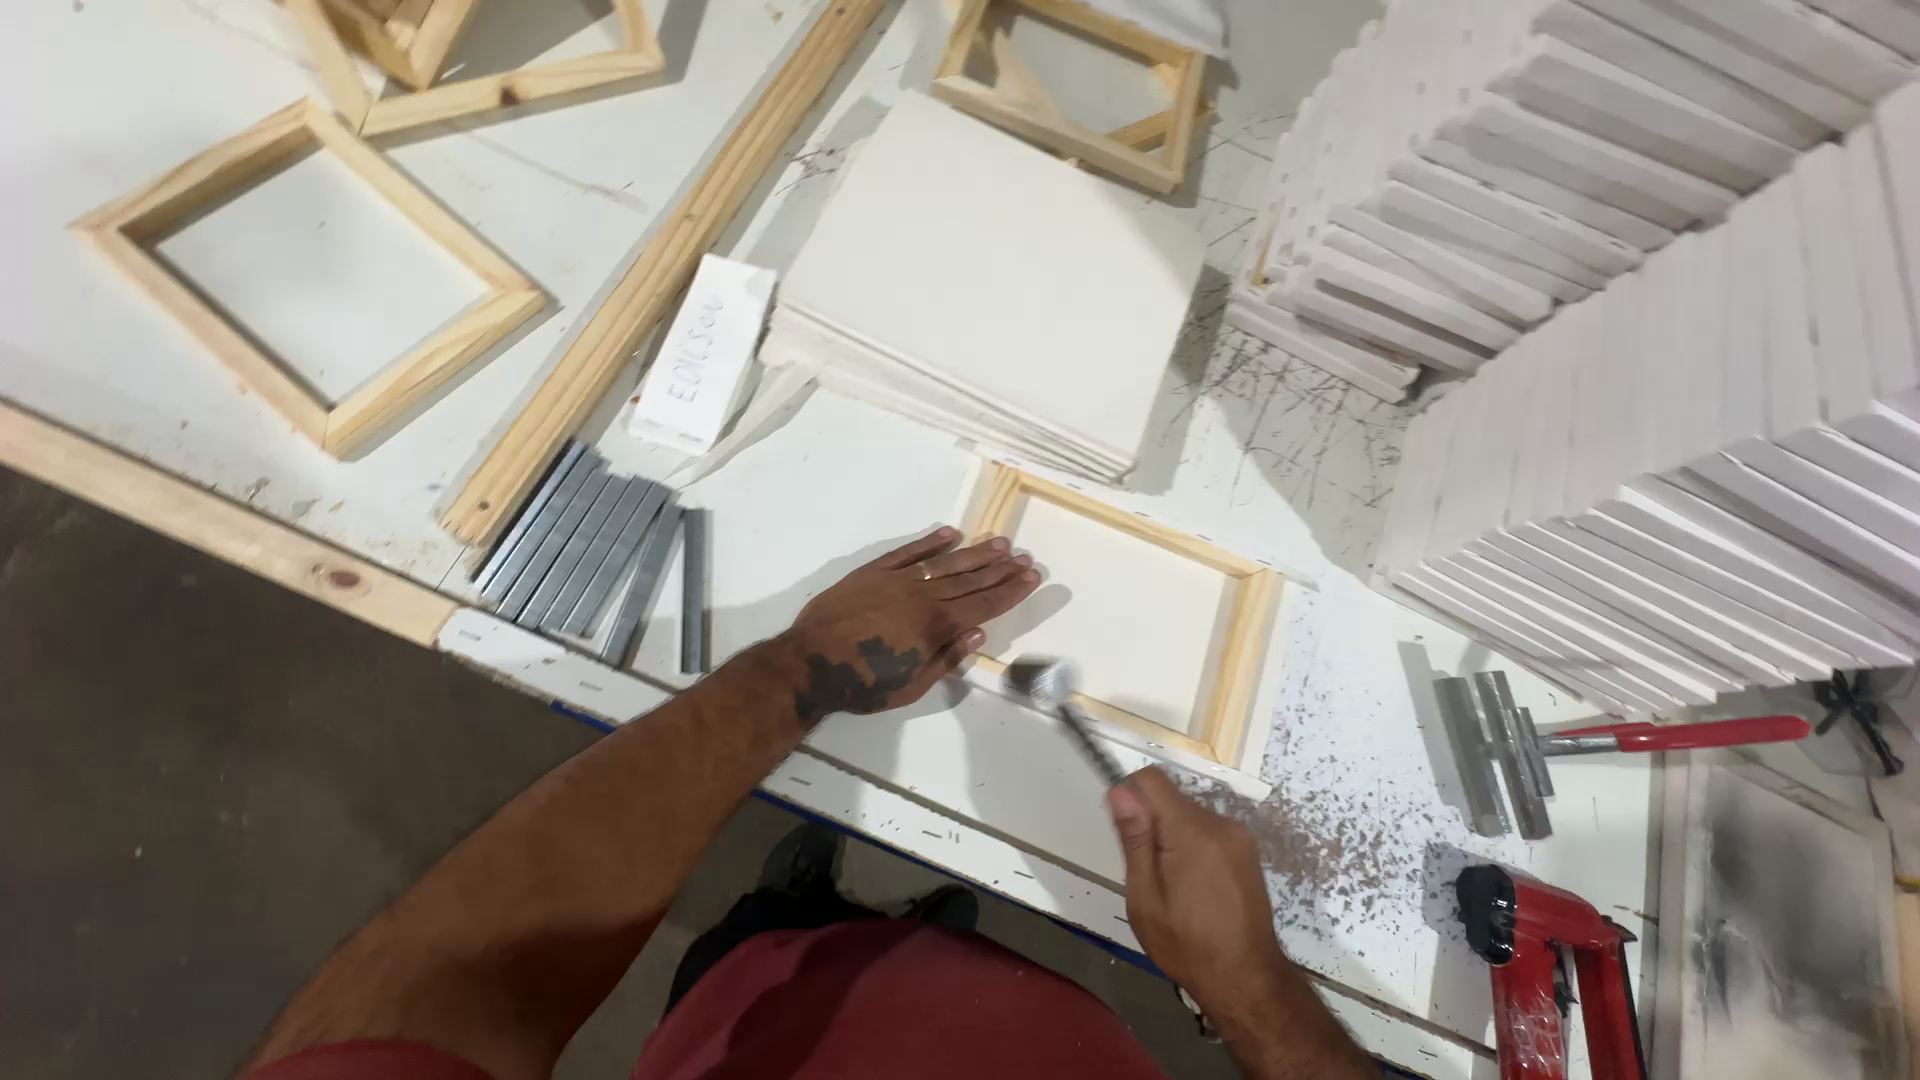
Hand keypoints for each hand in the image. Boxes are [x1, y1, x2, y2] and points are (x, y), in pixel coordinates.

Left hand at [779, 526, 1039, 725]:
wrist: (811, 663)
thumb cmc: (864, 684)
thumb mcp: (912, 686)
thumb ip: (947, 658)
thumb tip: (978, 633)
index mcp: (936, 626)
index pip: (984, 605)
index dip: (1011, 591)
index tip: (1032, 576)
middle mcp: (924, 596)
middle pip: (971, 580)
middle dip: (1001, 569)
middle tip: (1025, 557)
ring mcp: (898, 580)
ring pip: (945, 562)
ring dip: (975, 552)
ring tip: (1000, 543)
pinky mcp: (874, 572)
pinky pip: (909, 552)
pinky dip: (930, 542)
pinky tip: (951, 533)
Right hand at [1107, 766, 1288, 1027]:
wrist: (1248, 981)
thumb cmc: (1187, 945)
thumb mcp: (1146, 897)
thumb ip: (1135, 839)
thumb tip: (1119, 790)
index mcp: (1191, 831)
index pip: (1151, 779)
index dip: (1129, 794)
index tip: (1125, 830)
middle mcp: (1219, 823)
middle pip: (1169, 797)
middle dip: (1150, 823)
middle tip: (1148, 872)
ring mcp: (1238, 836)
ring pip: (1187, 814)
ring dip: (1171, 836)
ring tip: (1172, 885)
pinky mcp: (1247, 849)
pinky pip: (1207, 830)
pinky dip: (1191, 845)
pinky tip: (1193, 886)